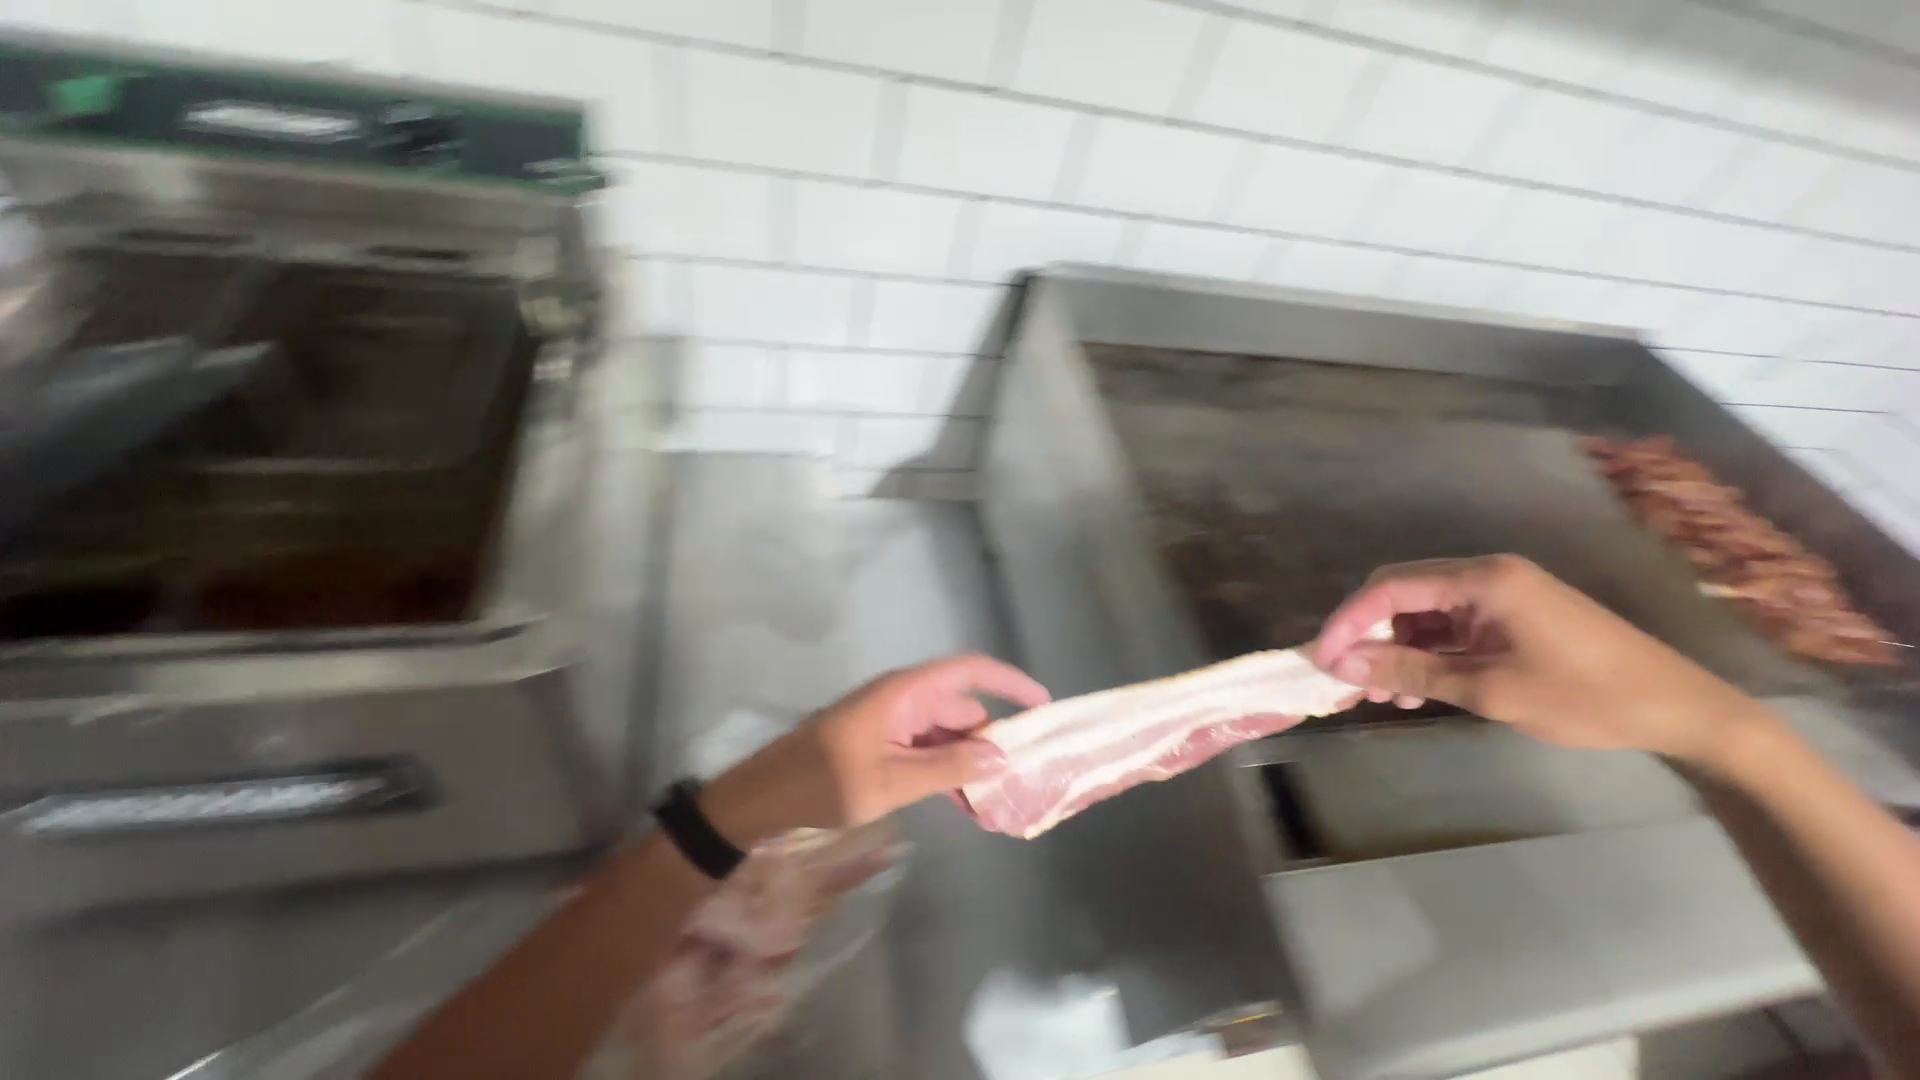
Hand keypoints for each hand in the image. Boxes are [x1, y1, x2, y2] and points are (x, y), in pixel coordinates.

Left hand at [701, 653, 1049, 843]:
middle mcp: (904, 699)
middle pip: (962, 711)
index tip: (1043, 705)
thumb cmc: (826, 781)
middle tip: (1021, 782)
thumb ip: (949, 768)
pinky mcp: (883, 743)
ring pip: (946, 736)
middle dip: (992, 744)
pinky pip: (926, 751)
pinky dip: (946, 773)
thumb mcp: (894, 781)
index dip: (1009, 681)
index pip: (969, 671)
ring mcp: (893, 722)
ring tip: (995, 805)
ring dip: (969, 765)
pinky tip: (965, 806)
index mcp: (906, 692)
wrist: (764, 797)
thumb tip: (1001, 756)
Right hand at [1311, 555, 1760, 763]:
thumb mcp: (1489, 690)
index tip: (1321, 659)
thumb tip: (1344, 666)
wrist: (1683, 711)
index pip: (1391, 589)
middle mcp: (1487, 575)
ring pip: (1423, 613)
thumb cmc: (1586, 697)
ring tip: (1380, 696)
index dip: (1348, 622)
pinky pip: (1450, 627)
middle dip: (1367, 635)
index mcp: (1483, 579)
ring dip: (1395, 649)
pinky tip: (1415, 690)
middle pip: (1401, 594)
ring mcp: (1501, 595)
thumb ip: (1411, 672)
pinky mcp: (1511, 616)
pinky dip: (1426, 655)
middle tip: (1346, 678)